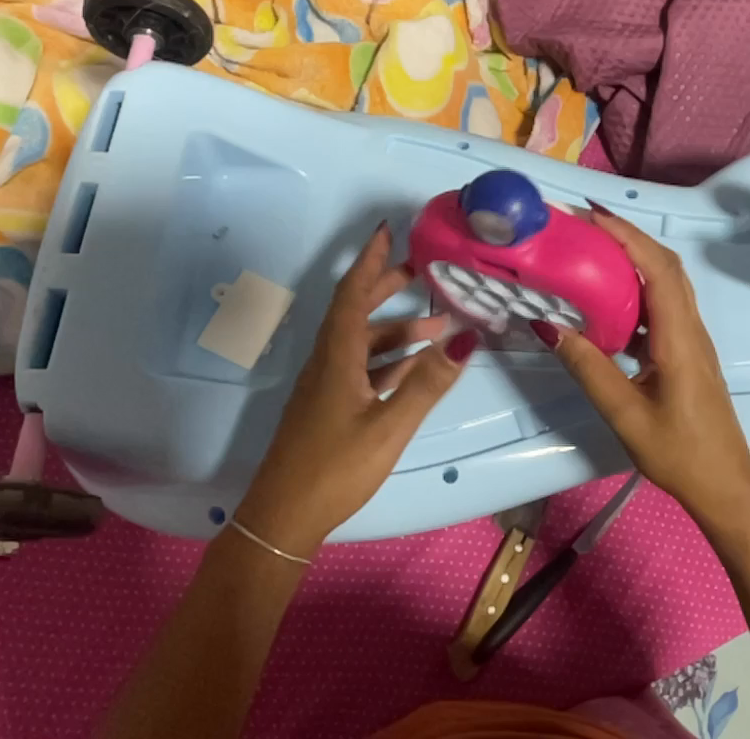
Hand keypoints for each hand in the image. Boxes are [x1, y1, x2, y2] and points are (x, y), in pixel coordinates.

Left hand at [233, 224, 476, 557]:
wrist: (283, 518)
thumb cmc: (335, 469)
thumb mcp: (389, 426)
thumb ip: (427, 383)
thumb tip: (466, 340)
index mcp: (336, 356)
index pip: (352, 293)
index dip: (369, 260)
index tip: (387, 231)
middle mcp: (327, 361)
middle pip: (356, 311)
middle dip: (386, 287)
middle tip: (421, 270)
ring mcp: (326, 385)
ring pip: (362, 342)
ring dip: (397, 330)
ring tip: (438, 326)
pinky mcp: (329, 407)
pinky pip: (362, 368)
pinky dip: (390, 360)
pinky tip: (414, 369)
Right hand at [530, 206, 749, 528]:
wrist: (725, 485)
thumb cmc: (679, 453)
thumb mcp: (625, 415)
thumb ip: (588, 368)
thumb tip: (548, 325)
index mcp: (679, 338)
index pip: (658, 269)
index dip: (626, 235)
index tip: (590, 215)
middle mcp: (690, 328)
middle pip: (665, 264)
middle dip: (626, 236)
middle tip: (583, 224)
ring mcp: (690, 338)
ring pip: (665, 281)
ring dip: (632, 257)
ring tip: (590, 250)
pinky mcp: (685, 350)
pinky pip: (661, 303)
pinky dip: (635, 286)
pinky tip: (604, 298)